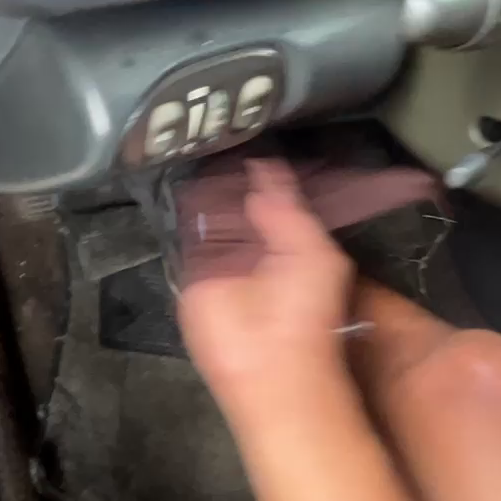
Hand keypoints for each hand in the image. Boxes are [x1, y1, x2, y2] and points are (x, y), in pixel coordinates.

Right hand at [178, 159, 354, 414]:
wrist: (268, 359)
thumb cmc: (304, 310)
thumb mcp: (314, 248)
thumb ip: (290, 206)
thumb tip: (263, 171)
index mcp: (291, 247)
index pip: (277, 203)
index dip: (269, 177)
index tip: (258, 142)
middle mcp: (257, 252)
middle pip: (241, 206)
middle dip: (236, 179)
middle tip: (227, 141)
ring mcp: (223, 263)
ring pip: (213, 217)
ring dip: (210, 191)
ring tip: (207, 154)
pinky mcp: (194, 275)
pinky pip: (188, 235)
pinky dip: (186, 211)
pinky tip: (188, 181)